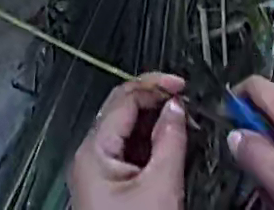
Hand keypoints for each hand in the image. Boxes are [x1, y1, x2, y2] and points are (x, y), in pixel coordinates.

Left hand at [69, 72, 187, 209]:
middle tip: (183, 101)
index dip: (156, 86)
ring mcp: (98, 173)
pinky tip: (170, 146)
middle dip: (156, 101)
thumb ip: (170, 140)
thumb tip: (176, 106)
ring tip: (182, 123)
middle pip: (125, 109)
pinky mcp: (109, 187)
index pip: (126, 96)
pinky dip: (152, 143)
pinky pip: (131, 151)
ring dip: (156, 122)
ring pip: (130, 130)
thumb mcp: (160, 187)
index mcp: (93, 150)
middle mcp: (90, 157)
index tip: (181, 86)